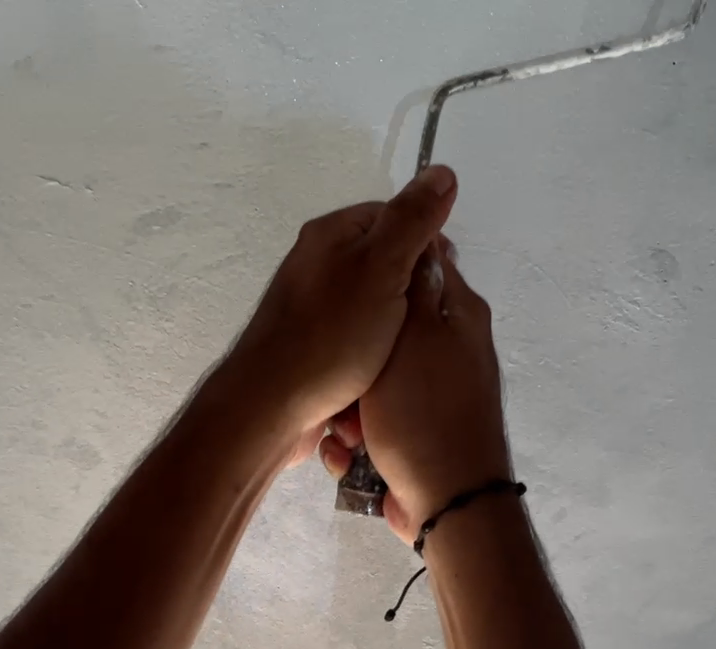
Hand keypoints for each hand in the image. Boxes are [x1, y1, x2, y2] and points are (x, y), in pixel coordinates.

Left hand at [213, 166, 457, 461]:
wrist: (272, 409)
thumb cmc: (330, 337)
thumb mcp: (381, 268)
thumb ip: (412, 222)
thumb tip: (442, 172)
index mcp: (329, 236)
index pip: (392, 218)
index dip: (425, 242)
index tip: (444, 276)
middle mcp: (316, 268)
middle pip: (383, 266)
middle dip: (411, 292)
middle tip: (428, 321)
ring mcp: (311, 312)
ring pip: (372, 310)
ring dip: (394, 330)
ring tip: (410, 352)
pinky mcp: (310, 352)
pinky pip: (354, 345)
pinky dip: (372, 357)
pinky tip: (385, 375)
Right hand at [325, 241, 511, 541]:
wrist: (447, 500)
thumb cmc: (423, 411)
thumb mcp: (413, 335)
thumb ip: (414, 284)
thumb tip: (427, 233)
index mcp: (458, 315)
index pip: (420, 265)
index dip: (378, 273)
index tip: (344, 293)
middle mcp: (450, 350)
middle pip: (385, 332)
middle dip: (353, 359)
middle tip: (341, 379)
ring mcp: (432, 397)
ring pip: (373, 382)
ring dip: (350, 408)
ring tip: (344, 431)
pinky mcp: (416, 435)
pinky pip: (377, 422)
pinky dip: (359, 439)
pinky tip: (349, 456)